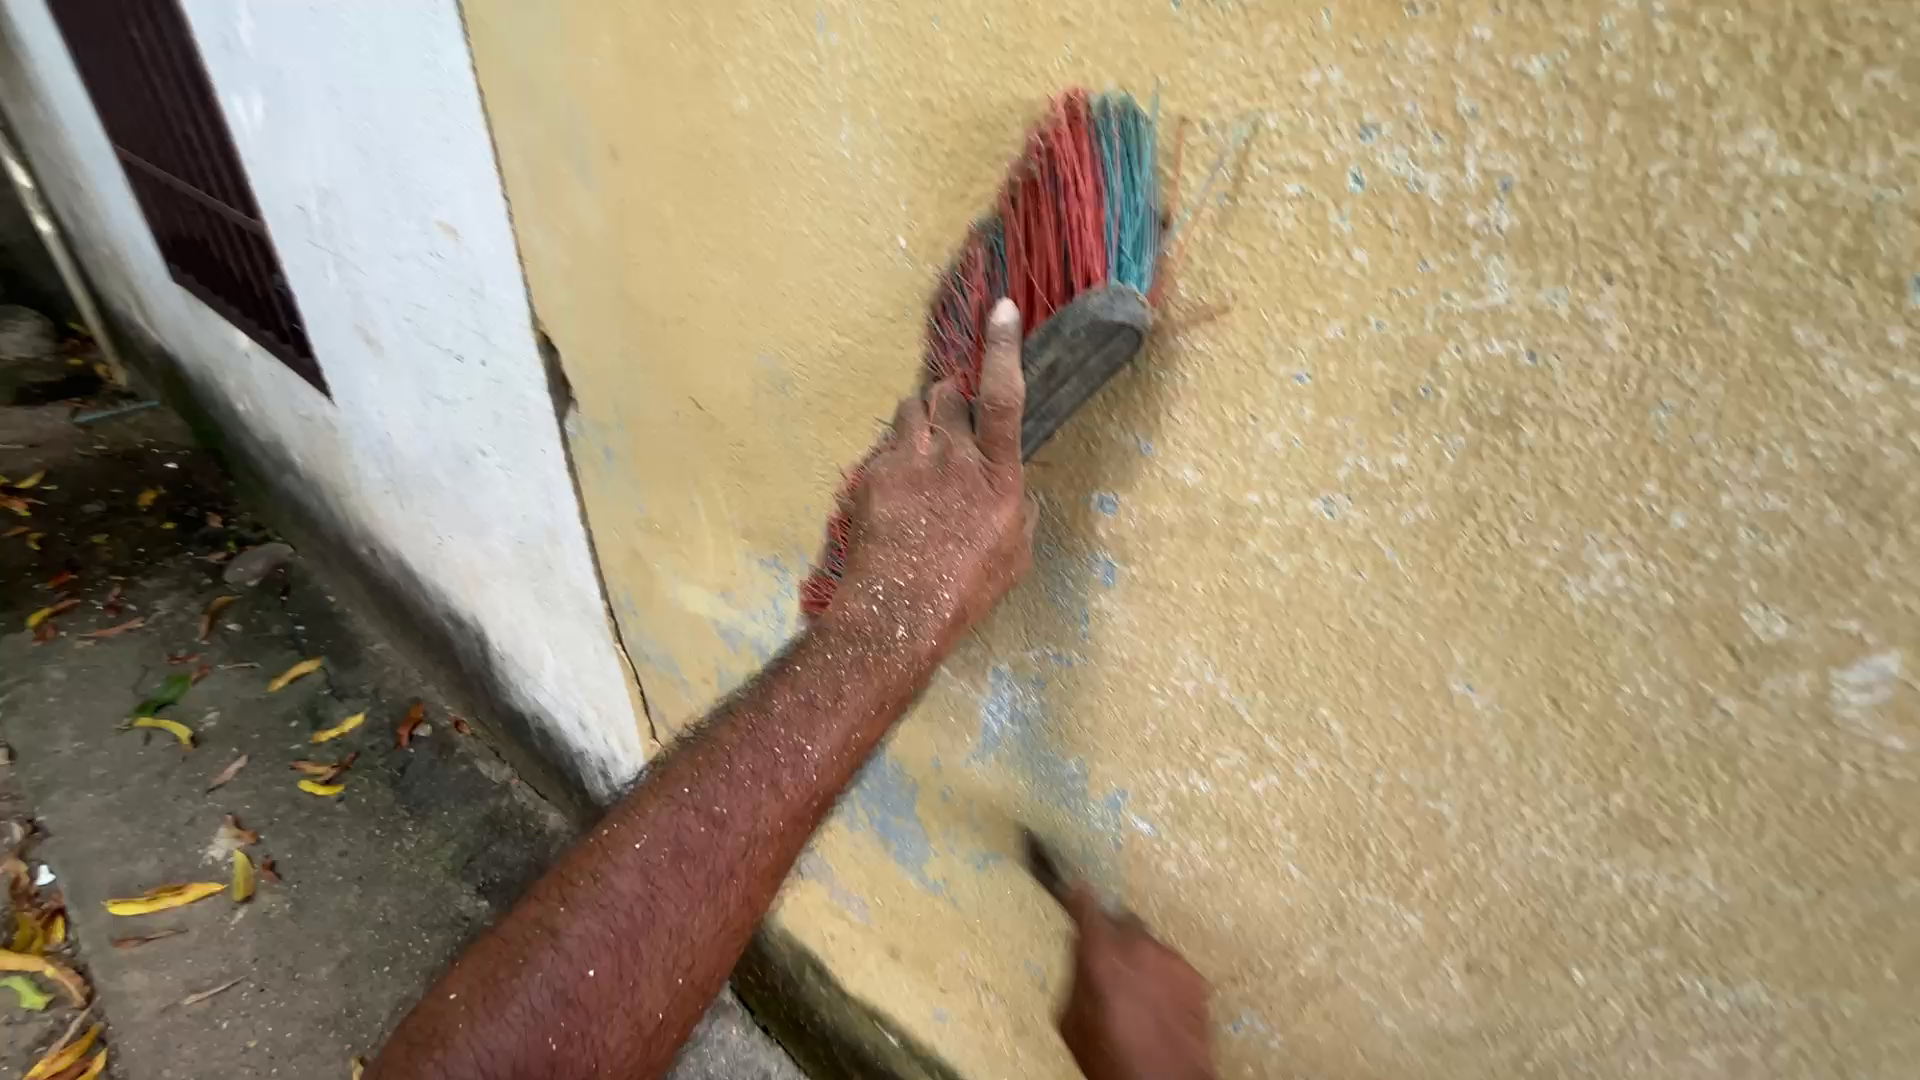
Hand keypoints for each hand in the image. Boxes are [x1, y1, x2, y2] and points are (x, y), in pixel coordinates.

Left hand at [827, 298, 1035, 660]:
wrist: (898, 614)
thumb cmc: (966, 591)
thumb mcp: (1016, 556)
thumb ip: (1021, 513)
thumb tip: (1020, 494)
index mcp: (997, 475)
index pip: (1002, 397)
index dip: (1003, 349)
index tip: (1001, 310)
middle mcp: (952, 457)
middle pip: (946, 393)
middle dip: (948, 399)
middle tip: (948, 424)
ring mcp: (907, 463)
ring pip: (909, 409)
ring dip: (917, 421)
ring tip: (918, 455)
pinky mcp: (872, 476)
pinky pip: (882, 448)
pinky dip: (890, 460)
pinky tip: (892, 495)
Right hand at [1059, 885, 1214, 1079]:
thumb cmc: (1111, 1058)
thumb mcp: (1073, 1021)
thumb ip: (1076, 977)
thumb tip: (1080, 956)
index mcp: (1100, 952)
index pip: (1086, 906)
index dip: (1079, 898)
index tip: (1076, 892)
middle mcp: (1135, 945)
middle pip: (1120, 921)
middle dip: (1113, 935)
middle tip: (1110, 962)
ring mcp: (1168, 958)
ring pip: (1148, 944)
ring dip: (1140, 957)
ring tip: (1140, 989)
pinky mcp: (1194, 977)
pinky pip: (1172, 965)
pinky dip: (1164, 976)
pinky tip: (1161, 1002)